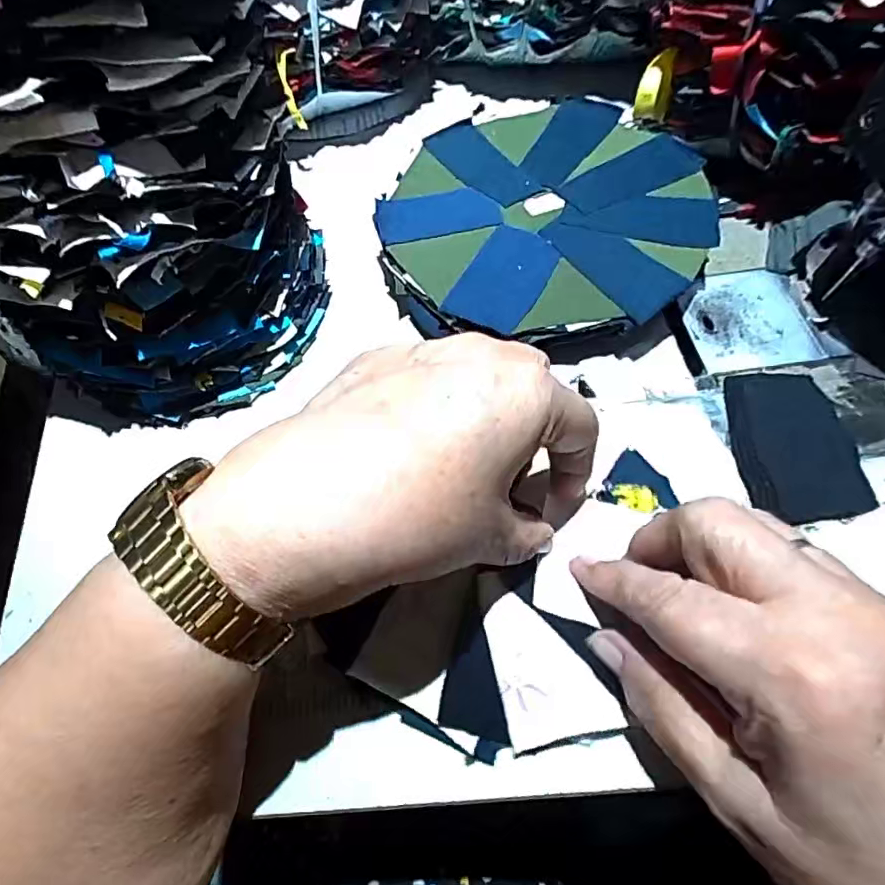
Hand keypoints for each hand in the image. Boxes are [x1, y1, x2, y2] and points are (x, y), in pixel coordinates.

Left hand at [183, 334, 596, 619]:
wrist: (303, 507)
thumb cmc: (419, 519)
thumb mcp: (490, 538)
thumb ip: (529, 532)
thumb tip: (534, 531)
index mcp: (527, 388)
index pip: (582, 428)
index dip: (576, 477)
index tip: (551, 512)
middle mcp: (481, 352)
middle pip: (531, 392)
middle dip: (532, 440)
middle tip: (507, 488)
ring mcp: (423, 347)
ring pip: (477, 378)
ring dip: (485, 420)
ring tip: (456, 469)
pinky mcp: (373, 357)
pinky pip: (426, 379)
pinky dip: (434, 410)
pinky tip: (403, 453)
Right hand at [573, 499, 884, 884]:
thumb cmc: (880, 884)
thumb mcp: (746, 812)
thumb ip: (666, 712)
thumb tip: (614, 642)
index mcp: (786, 668)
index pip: (669, 595)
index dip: (612, 578)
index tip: (575, 570)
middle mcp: (830, 607)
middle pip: (720, 519)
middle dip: (659, 535)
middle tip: (630, 580)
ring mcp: (873, 600)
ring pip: (763, 527)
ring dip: (705, 545)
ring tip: (678, 597)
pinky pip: (802, 556)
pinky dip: (751, 564)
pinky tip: (741, 616)